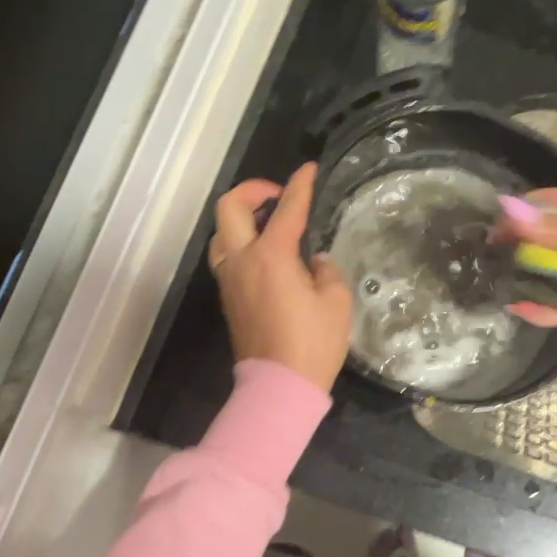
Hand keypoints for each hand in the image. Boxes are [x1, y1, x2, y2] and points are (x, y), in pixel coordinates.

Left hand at [209, 162, 352, 391]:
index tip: (308, 170)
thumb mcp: (336, 302)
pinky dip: (241, 243)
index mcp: (271, 256)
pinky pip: (226, 257)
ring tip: (269, 225)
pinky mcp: (228, 298)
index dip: (300, 185)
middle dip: (253, 191)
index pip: (287, 209)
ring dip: (241, 219)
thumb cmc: (313, 344)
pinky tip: (266, 254)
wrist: (279, 386)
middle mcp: (242, 260)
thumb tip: (314, 262)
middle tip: (277, 197)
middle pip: (230, 207)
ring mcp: (230, 280)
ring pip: (221, 233)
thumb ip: (326, 271)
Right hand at [504, 188, 556, 333]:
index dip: (521, 211)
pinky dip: (547, 308)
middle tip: (487, 263)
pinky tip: (522, 311)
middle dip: (520, 250)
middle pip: (549, 241)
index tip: (491, 227)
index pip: (552, 204)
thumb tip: (507, 209)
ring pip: (556, 274)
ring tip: (498, 288)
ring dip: (530, 281)